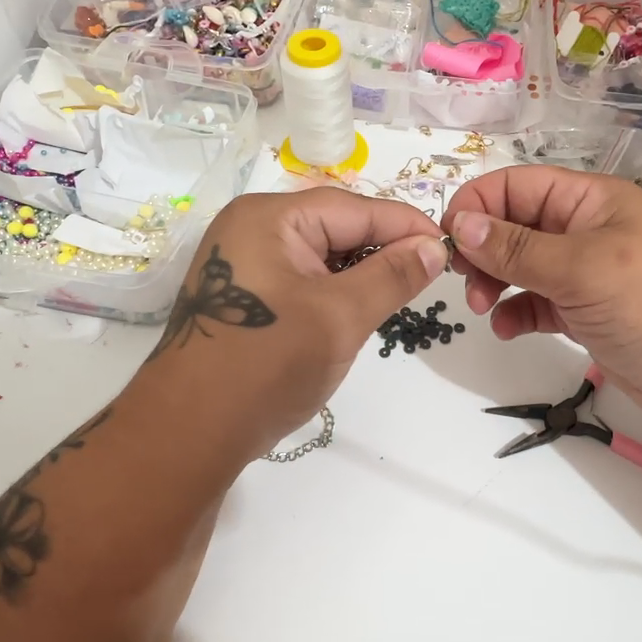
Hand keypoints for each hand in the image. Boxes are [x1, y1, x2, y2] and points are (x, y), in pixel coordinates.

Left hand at [142, 188, 446, 457]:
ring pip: (321, 256)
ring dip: (362, 272)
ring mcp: (244, 264)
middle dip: (384, 248)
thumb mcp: (341, 317)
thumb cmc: (267, 365)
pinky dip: (336, 291)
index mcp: (269, 217)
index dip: (405, 226)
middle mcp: (251, 229)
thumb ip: (392, 276)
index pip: (354, 208)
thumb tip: (434, 248)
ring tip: (401, 294)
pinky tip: (361, 310)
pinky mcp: (245, 297)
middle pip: (335, 226)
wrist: (191, 433)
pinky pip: (303, 279)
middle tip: (430, 274)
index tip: (449, 248)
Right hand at [441, 167, 641, 423]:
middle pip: (515, 225)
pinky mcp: (588, 313)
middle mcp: (587, 230)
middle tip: (463, 282)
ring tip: (482, 307)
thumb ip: (516, 248)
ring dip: (495, 282)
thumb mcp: (581, 267)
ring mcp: (588, 274)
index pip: (518, 185)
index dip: (478, 205)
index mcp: (591, 200)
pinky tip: (508, 329)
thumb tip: (459, 224)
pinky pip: (539, 303)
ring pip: (522, 266)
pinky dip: (518, 312)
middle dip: (483, 249)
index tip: (446, 240)